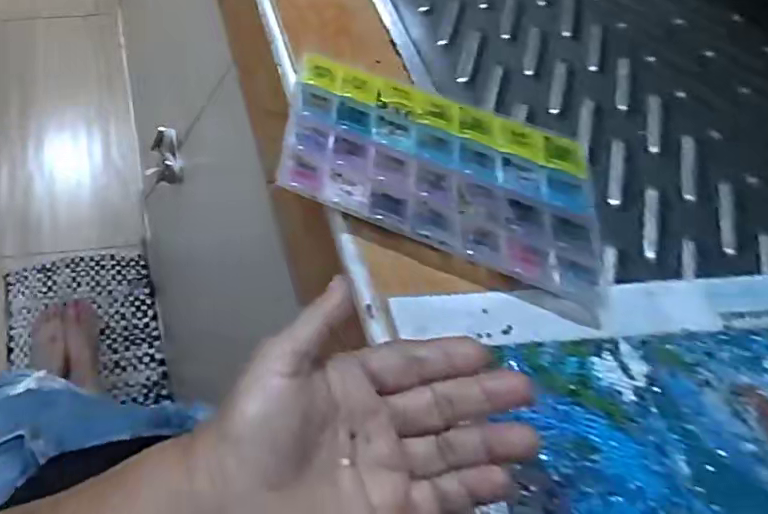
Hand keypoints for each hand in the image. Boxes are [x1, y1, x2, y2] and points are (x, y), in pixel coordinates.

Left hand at [187, 276, 538, 513]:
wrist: (236, 491)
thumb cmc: (256, 420)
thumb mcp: (281, 360)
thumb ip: (318, 323)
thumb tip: (343, 277)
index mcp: (348, 380)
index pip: (405, 364)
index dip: (442, 357)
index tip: (484, 350)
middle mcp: (374, 419)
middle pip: (436, 405)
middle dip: (479, 396)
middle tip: (527, 388)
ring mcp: (385, 465)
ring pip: (447, 449)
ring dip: (488, 443)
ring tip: (531, 436)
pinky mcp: (391, 507)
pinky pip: (440, 495)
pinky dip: (473, 488)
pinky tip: (504, 479)